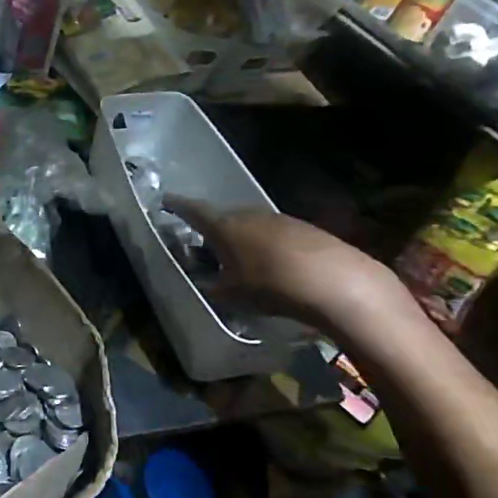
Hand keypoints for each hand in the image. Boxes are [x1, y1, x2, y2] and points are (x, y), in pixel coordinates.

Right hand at [166, 199, 424, 347]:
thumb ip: (212, 287)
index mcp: (223, 225)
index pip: (193, 210)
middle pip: (223, 217)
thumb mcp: (230, 295)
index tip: (166, 201)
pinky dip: (266, 246)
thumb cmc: (268, 285)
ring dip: (242, 238)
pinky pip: (274, 234)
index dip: (178, 206)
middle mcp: (248, 213)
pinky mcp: (304, 227)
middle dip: (213, 229)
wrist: (332, 280)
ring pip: (251, 225)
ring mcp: (278, 218)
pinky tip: (273, 265)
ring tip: (240, 260)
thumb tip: (207, 283)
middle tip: (206, 246)